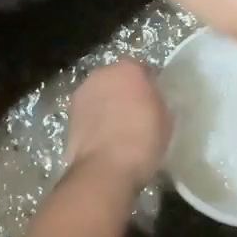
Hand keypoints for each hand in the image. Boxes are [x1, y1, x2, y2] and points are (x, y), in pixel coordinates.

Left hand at [64, 60, 169, 187]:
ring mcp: (82, 93)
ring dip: (108, 104)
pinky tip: (105, 137)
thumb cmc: (143, 139)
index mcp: (128, 68)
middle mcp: (101, 74)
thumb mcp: (166, 118)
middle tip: (138, 113)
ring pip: (101, 94)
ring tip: (120, 127)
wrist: (105, 167)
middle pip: (118, 78)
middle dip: (126, 91)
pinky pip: (90, 111)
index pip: (143, 69)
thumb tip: (152, 99)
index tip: (156, 101)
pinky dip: (96, 119)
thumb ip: (158, 100)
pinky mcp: (69, 114)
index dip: (150, 85)